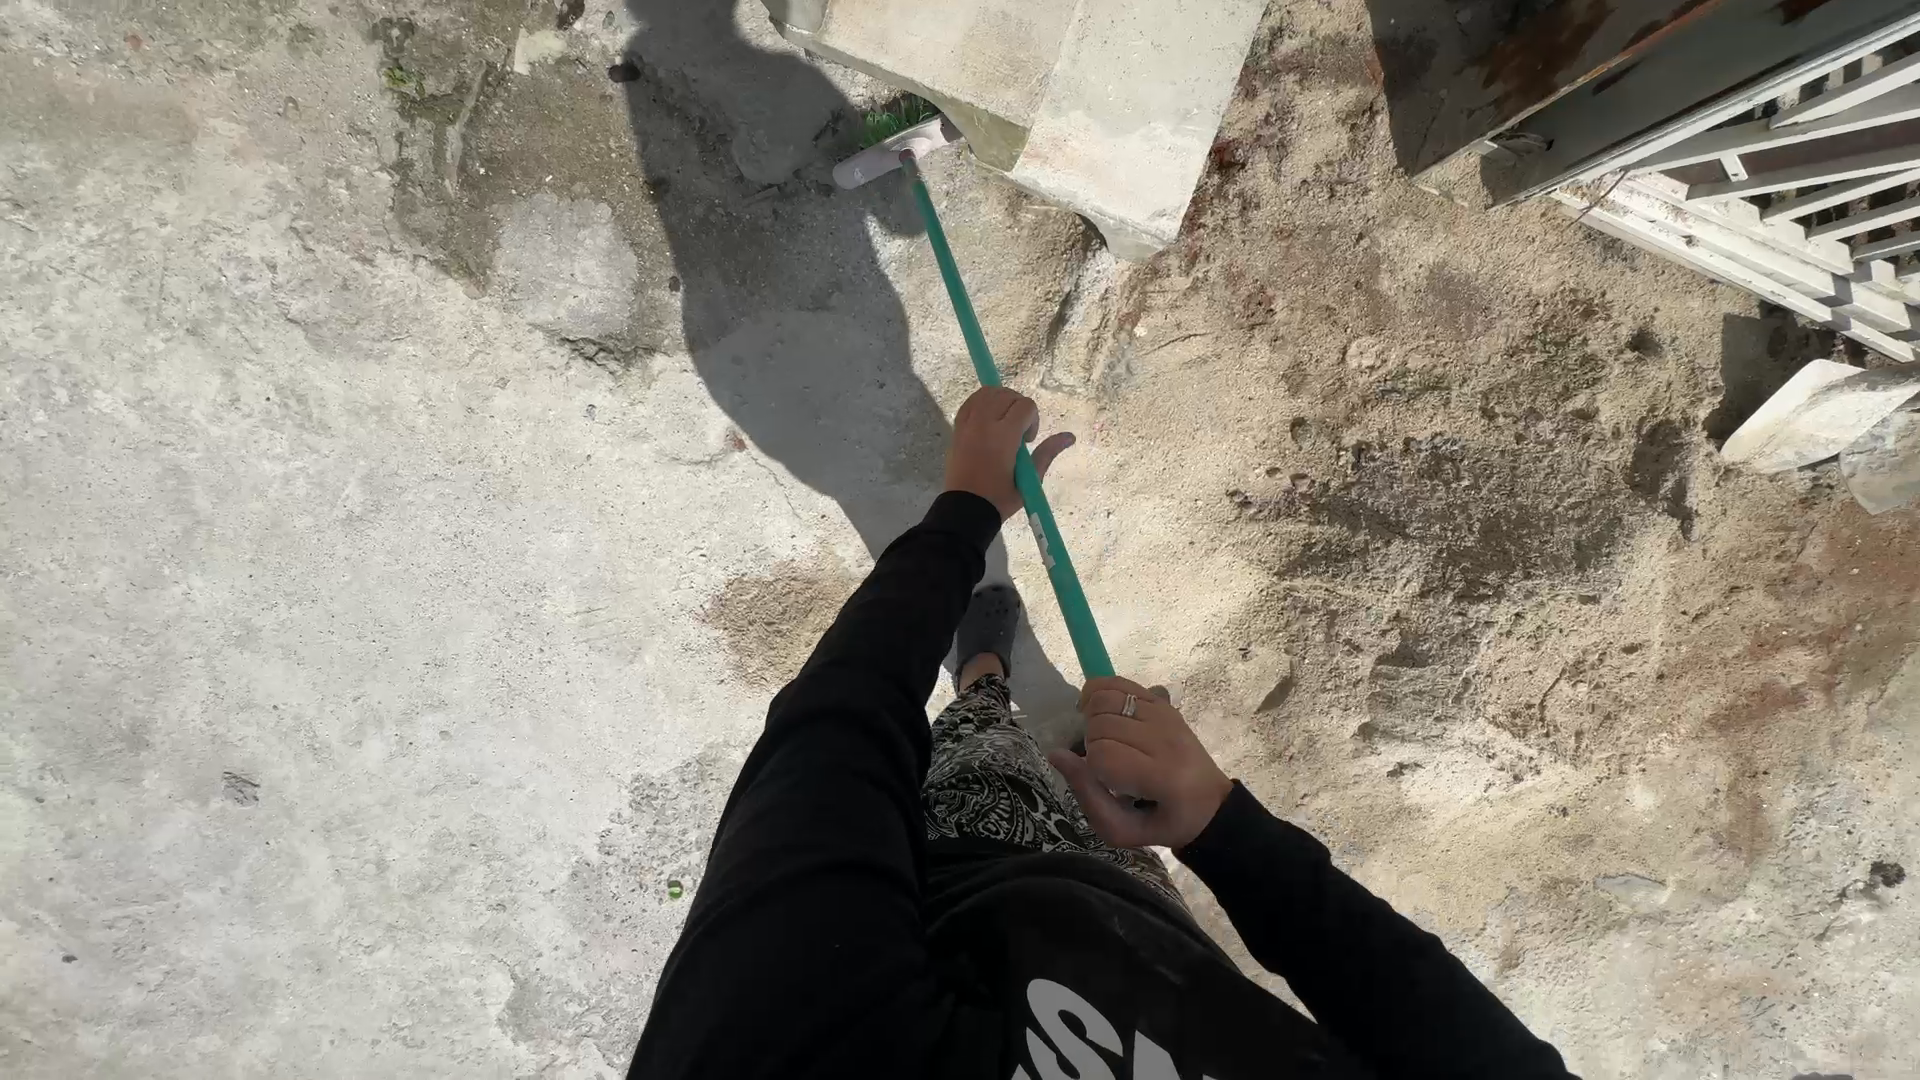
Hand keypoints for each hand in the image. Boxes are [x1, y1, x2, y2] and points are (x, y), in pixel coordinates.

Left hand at [943, 386, 1074, 520]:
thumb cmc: (999, 499)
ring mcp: (968, 424)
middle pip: (1007, 395)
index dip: (1033, 419)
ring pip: (987, 393)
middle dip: (1018, 408)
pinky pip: (970, 402)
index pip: (1025, 406)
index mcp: (1003, 436)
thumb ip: (1047, 453)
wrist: (965, 509)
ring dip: (1001, 401)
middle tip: (1018, 432)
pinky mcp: (957, 428)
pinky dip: (982, 403)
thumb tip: (1070, 437)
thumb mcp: (1029, 479)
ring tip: (1004, 421)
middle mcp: (984, 424)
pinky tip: (989, 419)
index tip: (1027, 441)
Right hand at [1047, 676, 1232, 849]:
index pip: (1103, 755)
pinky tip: (1097, 710)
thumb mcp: (1121, 829)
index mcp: (1161, 777)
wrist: (1208, 804)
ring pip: (1106, 698)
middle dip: (1088, 742)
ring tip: (1097, 734)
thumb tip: (1056, 753)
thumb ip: (1086, 796)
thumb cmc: (1161, 822)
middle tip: (1098, 759)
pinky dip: (1098, 691)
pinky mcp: (1163, 702)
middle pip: (1102, 723)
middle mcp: (1166, 740)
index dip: (1090, 766)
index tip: (1100, 779)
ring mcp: (1165, 715)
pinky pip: (1119, 683)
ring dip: (1091, 716)